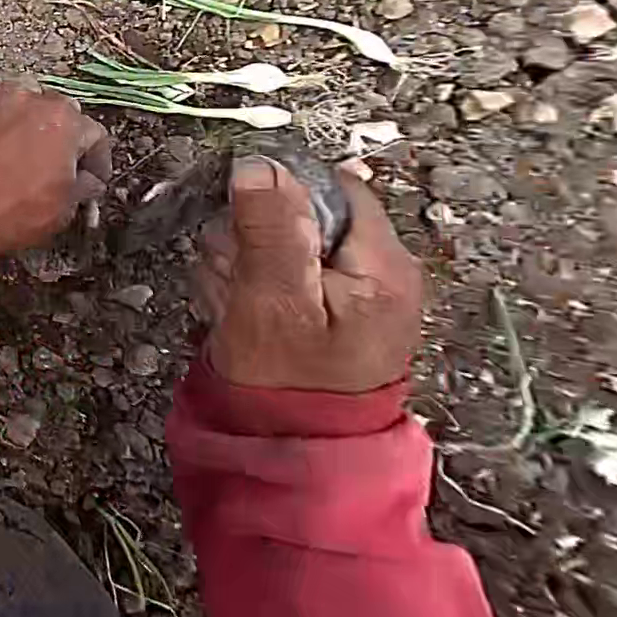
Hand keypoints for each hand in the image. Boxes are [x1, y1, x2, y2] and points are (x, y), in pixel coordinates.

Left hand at [0, 80, 112, 262]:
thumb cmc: (13, 211)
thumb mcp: (64, 209)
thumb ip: (85, 187)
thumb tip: (89, 180)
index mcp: (67, 122)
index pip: (95, 136)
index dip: (98, 161)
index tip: (93, 178)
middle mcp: (37, 100)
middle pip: (65, 113)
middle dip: (68, 138)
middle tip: (63, 166)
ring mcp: (3, 99)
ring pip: (32, 101)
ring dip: (37, 120)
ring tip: (32, 148)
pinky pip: (2, 106)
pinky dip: (8, 119)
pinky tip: (5, 142)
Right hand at [194, 157, 421, 392]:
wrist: (285, 452)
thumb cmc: (285, 380)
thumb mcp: (274, 298)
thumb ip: (270, 228)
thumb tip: (258, 164)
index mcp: (381, 263)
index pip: (331, 185)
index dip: (281, 191)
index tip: (243, 215)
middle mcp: (373, 270)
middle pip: (303, 211)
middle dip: (255, 233)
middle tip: (239, 272)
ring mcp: (346, 290)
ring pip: (280, 238)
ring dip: (243, 257)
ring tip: (234, 296)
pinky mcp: (319, 305)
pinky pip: (275, 267)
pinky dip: (248, 279)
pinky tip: (237, 306)